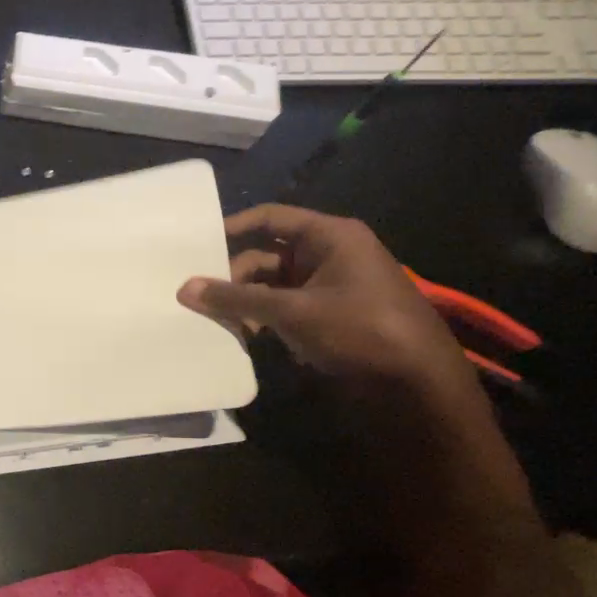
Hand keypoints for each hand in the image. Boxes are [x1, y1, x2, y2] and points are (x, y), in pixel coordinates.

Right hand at [177, 204, 470, 389]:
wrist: (412, 377)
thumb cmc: (359, 328)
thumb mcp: (293, 310)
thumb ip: (236, 298)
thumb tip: (183, 288)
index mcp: (330, 237)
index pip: (270, 219)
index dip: (231, 227)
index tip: (191, 246)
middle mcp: (326, 254)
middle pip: (263, 255)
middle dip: (230, 276)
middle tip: (194, 299)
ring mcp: (324, 286)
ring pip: (266, 285)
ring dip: (240, 302)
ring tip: (212, 322)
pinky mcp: (320, 314)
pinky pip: (277, 307)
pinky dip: (256, 317)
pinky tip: (237, 335)